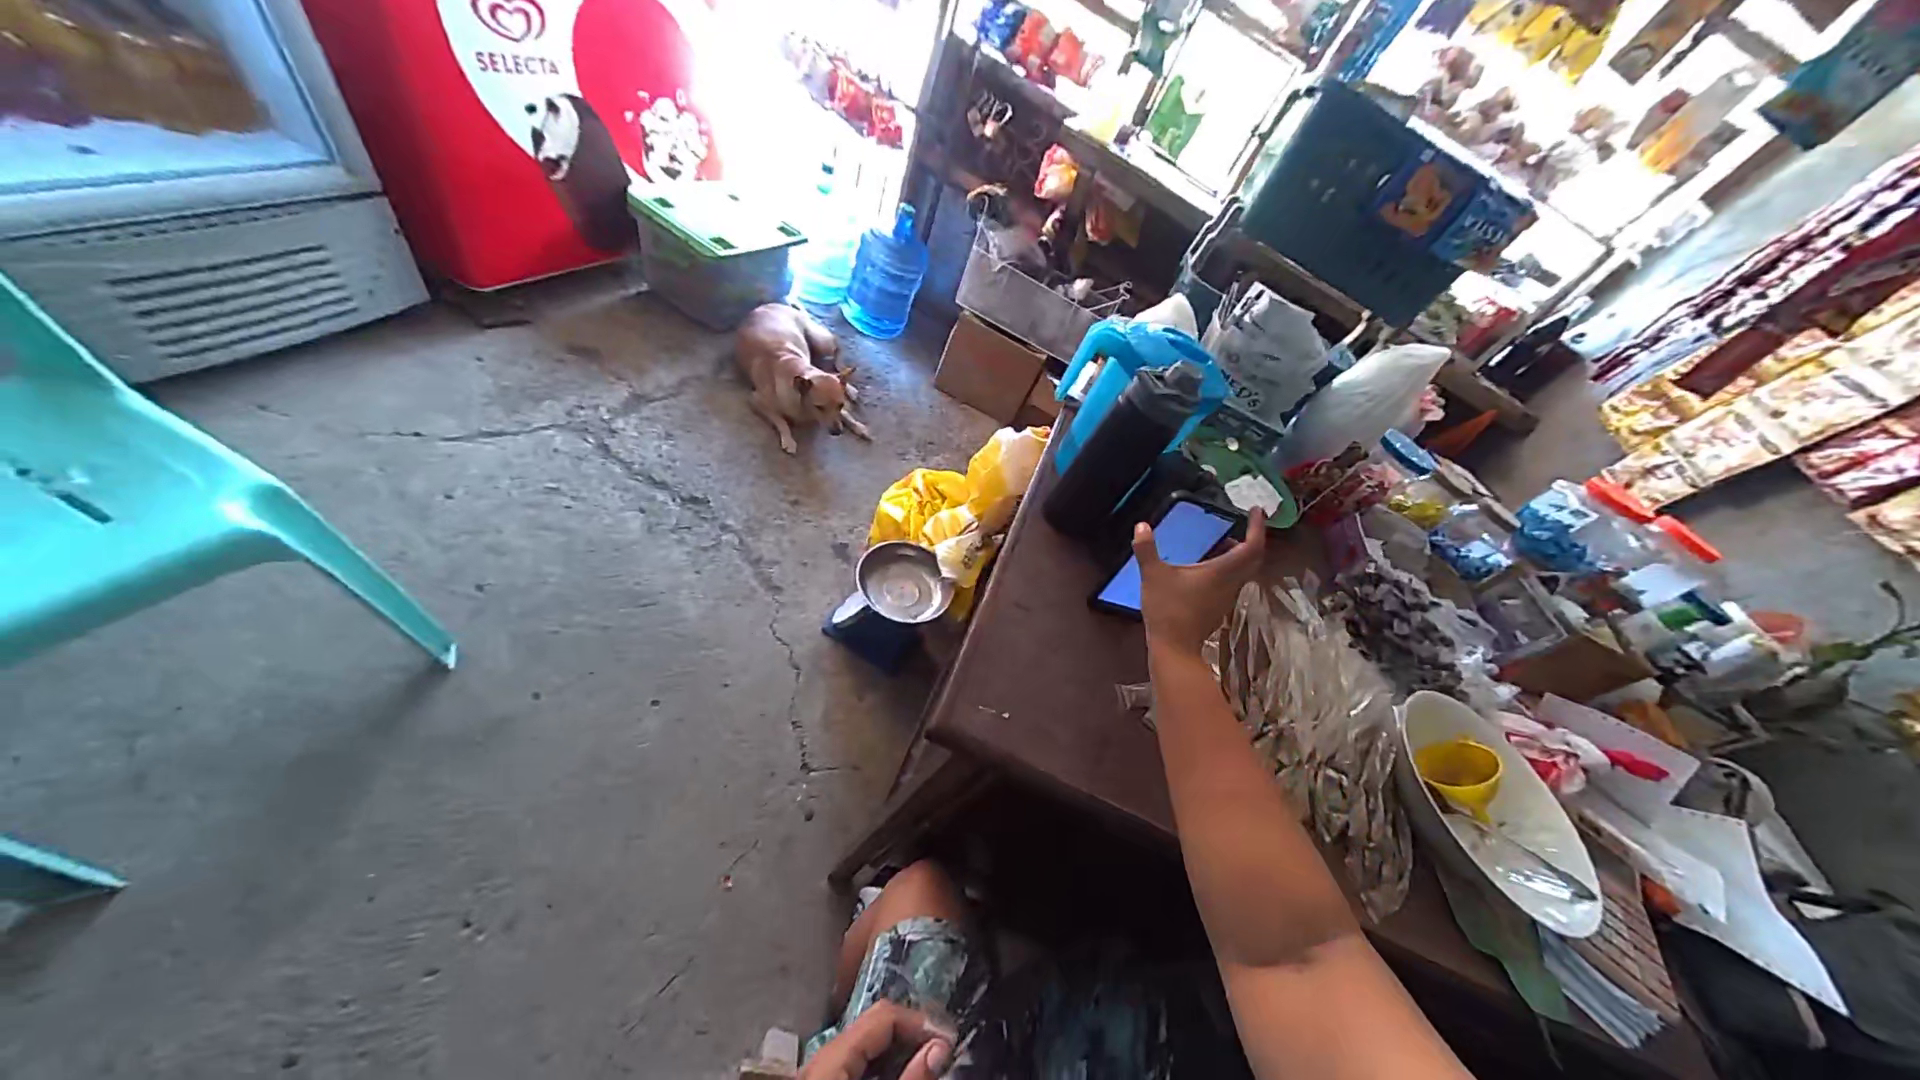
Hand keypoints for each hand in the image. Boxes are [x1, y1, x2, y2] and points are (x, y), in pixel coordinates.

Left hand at [799, 1002, 954, 1079]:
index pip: (883, 1014)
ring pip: (865, 1041)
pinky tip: (898, 1069)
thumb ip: (909, 1078)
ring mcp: (817, 1068)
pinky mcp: (821, 1078)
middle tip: (940, 1046)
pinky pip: (855, 1058)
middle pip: (873, 1023)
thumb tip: (940, 1047)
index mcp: (830, 1055)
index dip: (919, 1021)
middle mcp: (820, 1054)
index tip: (947, 1037)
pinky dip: (880, 1060)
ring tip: (924, 1057)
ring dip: (897, 1045)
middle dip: (910, 1031)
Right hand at [1133, 507, 1266, 657]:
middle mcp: (1231, 582)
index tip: (1257, 510)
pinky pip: (1233, 581)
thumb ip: (1146, 549)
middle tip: (1245, 524)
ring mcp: (1227, 596)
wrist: (1174, 647)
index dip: (1258, 527)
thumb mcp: (1152, 575)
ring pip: (1244, 570)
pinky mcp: (1219, 606)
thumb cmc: (1168, 609)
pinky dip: (1229, 568)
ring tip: (1223, 541)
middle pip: (1254, 558)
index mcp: (1221, 571)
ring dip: (1240, 554)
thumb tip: (1141, 525)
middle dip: (1253, 538)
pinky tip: (1209, 566)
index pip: (1252, 545)